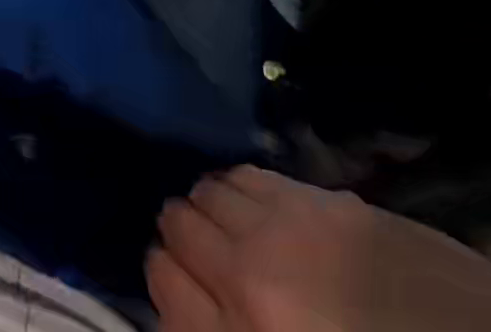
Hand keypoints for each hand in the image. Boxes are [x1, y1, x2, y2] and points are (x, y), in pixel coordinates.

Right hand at [149, 166, 490, 331]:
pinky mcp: (332, 203)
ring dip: (208, 207)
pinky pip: (251, 173)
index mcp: (245, 331)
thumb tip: (176, 287)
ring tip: (230, 229)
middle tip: (204, 259)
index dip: (161, 274)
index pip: (158, 272)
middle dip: (180, 236)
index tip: (178, 281)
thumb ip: (219, 327)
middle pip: (176, 220)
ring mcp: (293, 229)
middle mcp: (254, 274)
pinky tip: (260, 208)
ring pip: (207, 188)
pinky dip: (240, 186)